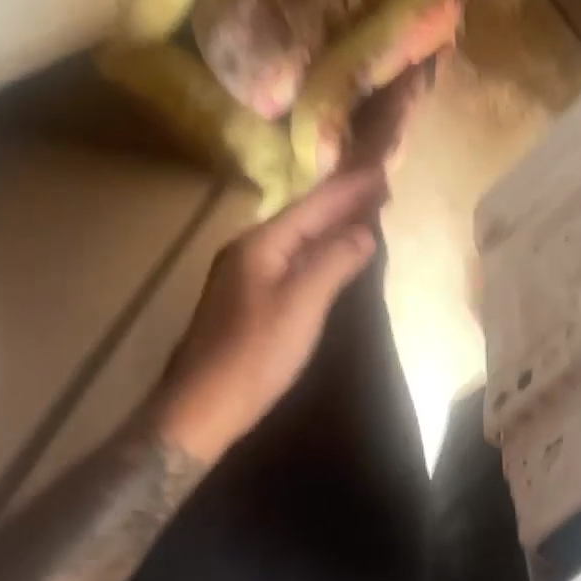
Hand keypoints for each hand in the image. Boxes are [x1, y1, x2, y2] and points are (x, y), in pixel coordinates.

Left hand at [149, 167, 388, 461]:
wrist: (199, 410)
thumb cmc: (254, 354)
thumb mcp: (302, 304)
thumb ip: (335, 261)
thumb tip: (365, 231)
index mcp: (259, 244)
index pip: (313, 205)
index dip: (349, 188)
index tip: (381, 170)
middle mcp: (249, 250)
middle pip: (303, 216)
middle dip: (342, 201)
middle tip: (380, 187)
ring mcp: (245, 275)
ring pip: (297, 237)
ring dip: (332, 224)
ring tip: (365, 212)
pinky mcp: (248, 299)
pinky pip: (292, 258)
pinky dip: (319, 249)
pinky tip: (333, 254)